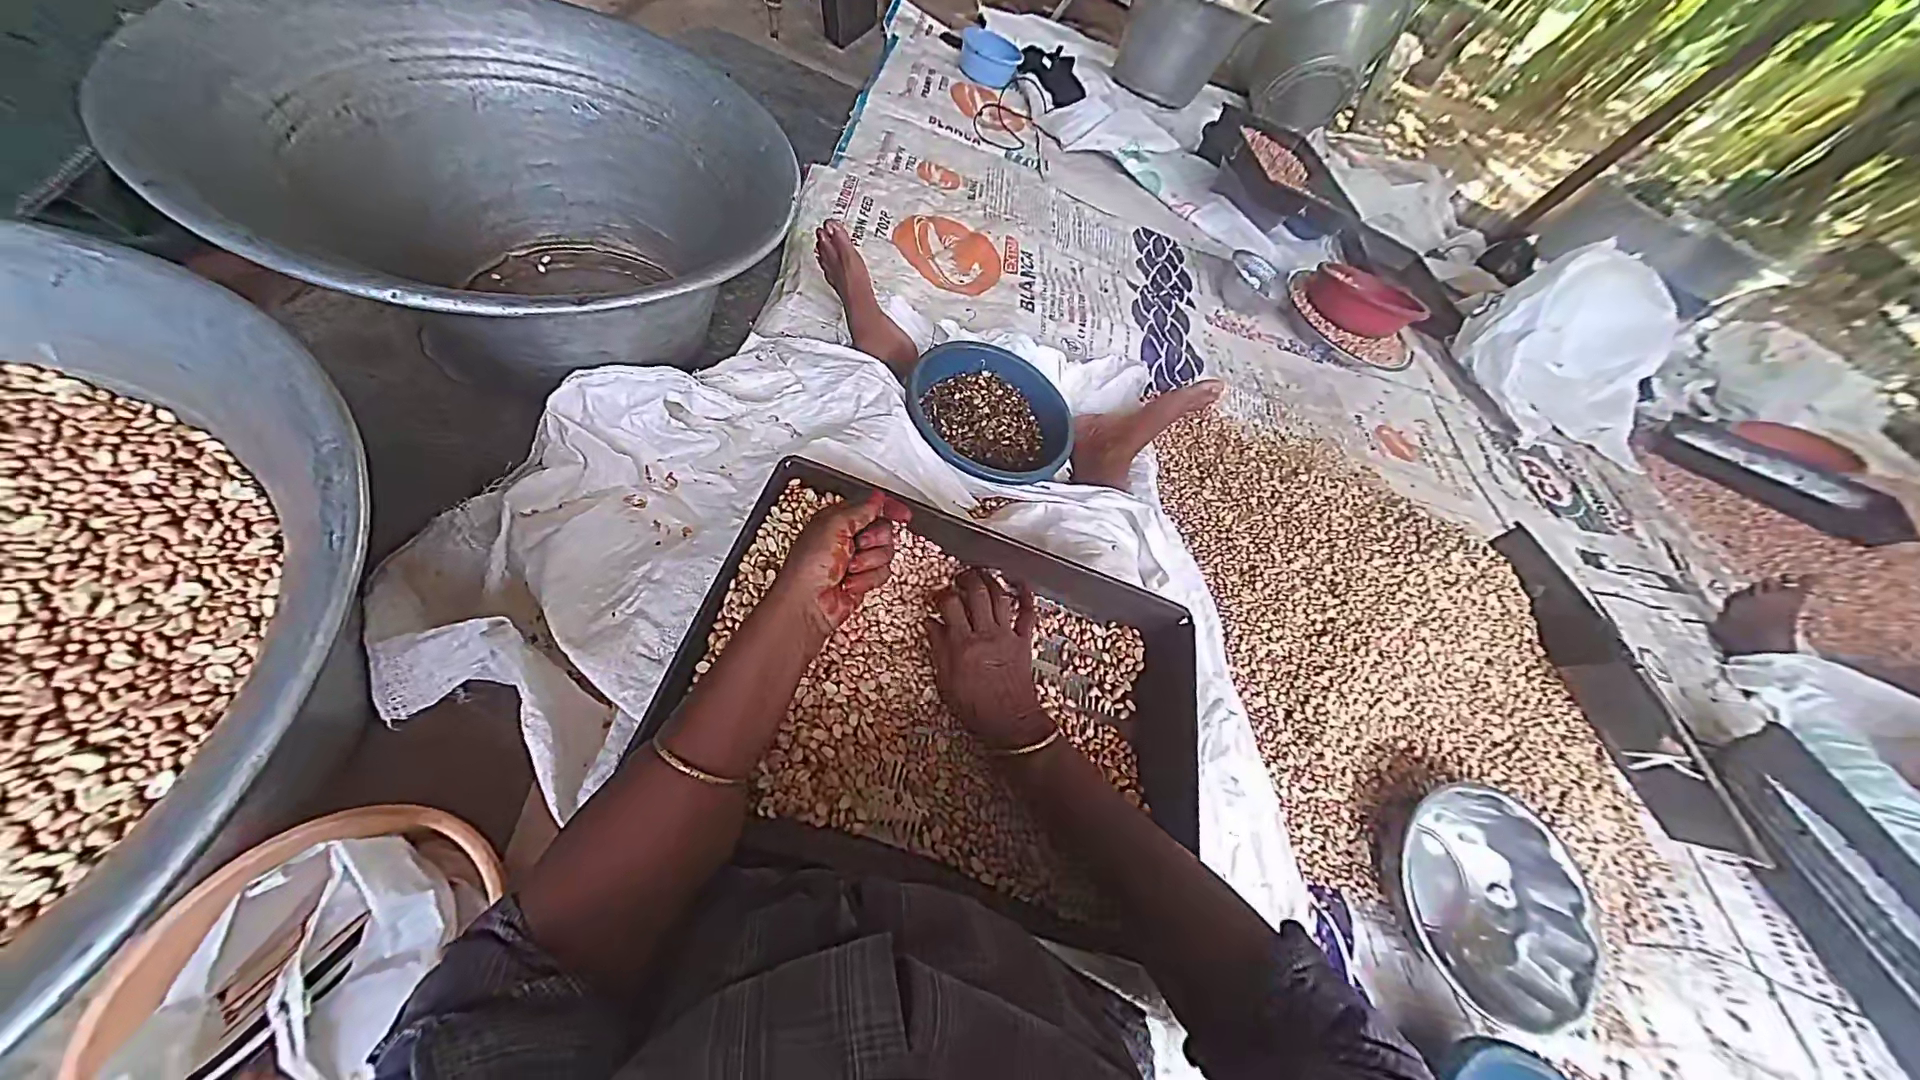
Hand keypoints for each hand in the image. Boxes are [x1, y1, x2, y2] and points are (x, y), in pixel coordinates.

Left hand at [770, 491, 910, 640]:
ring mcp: (857, 560)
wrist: (807, 603)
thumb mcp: (834, 525)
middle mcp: (848, 539)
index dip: (888, 509)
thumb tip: (878, 498)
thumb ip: (861, 509)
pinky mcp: (863, 580)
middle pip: (884, 531)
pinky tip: (851, 582)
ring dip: (869, 561)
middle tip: (860, 545)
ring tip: (850, 568)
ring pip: (886, 553)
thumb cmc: (809, 566)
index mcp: (838, 520)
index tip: (903, 514)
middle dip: (875, 539)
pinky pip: (883, 573)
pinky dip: (868, 579)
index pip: (871, 508)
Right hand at [926, 568, 1051, 750]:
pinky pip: (1027, 614)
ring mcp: (1007, 636)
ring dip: (990, 581)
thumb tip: (930, 623)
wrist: (1009, 721)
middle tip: (959, 577)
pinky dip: (1026, 597)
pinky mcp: (1023, 641)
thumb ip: (938, 648)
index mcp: (963, 644)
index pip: (949, 606)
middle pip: (977, 594)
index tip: (936, 595)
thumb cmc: (974, 707)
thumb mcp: (946, 681)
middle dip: (966, 579)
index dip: (941, 594)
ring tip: (981, 575)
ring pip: (1000, 597)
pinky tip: (1020, 584)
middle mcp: (986, 634)